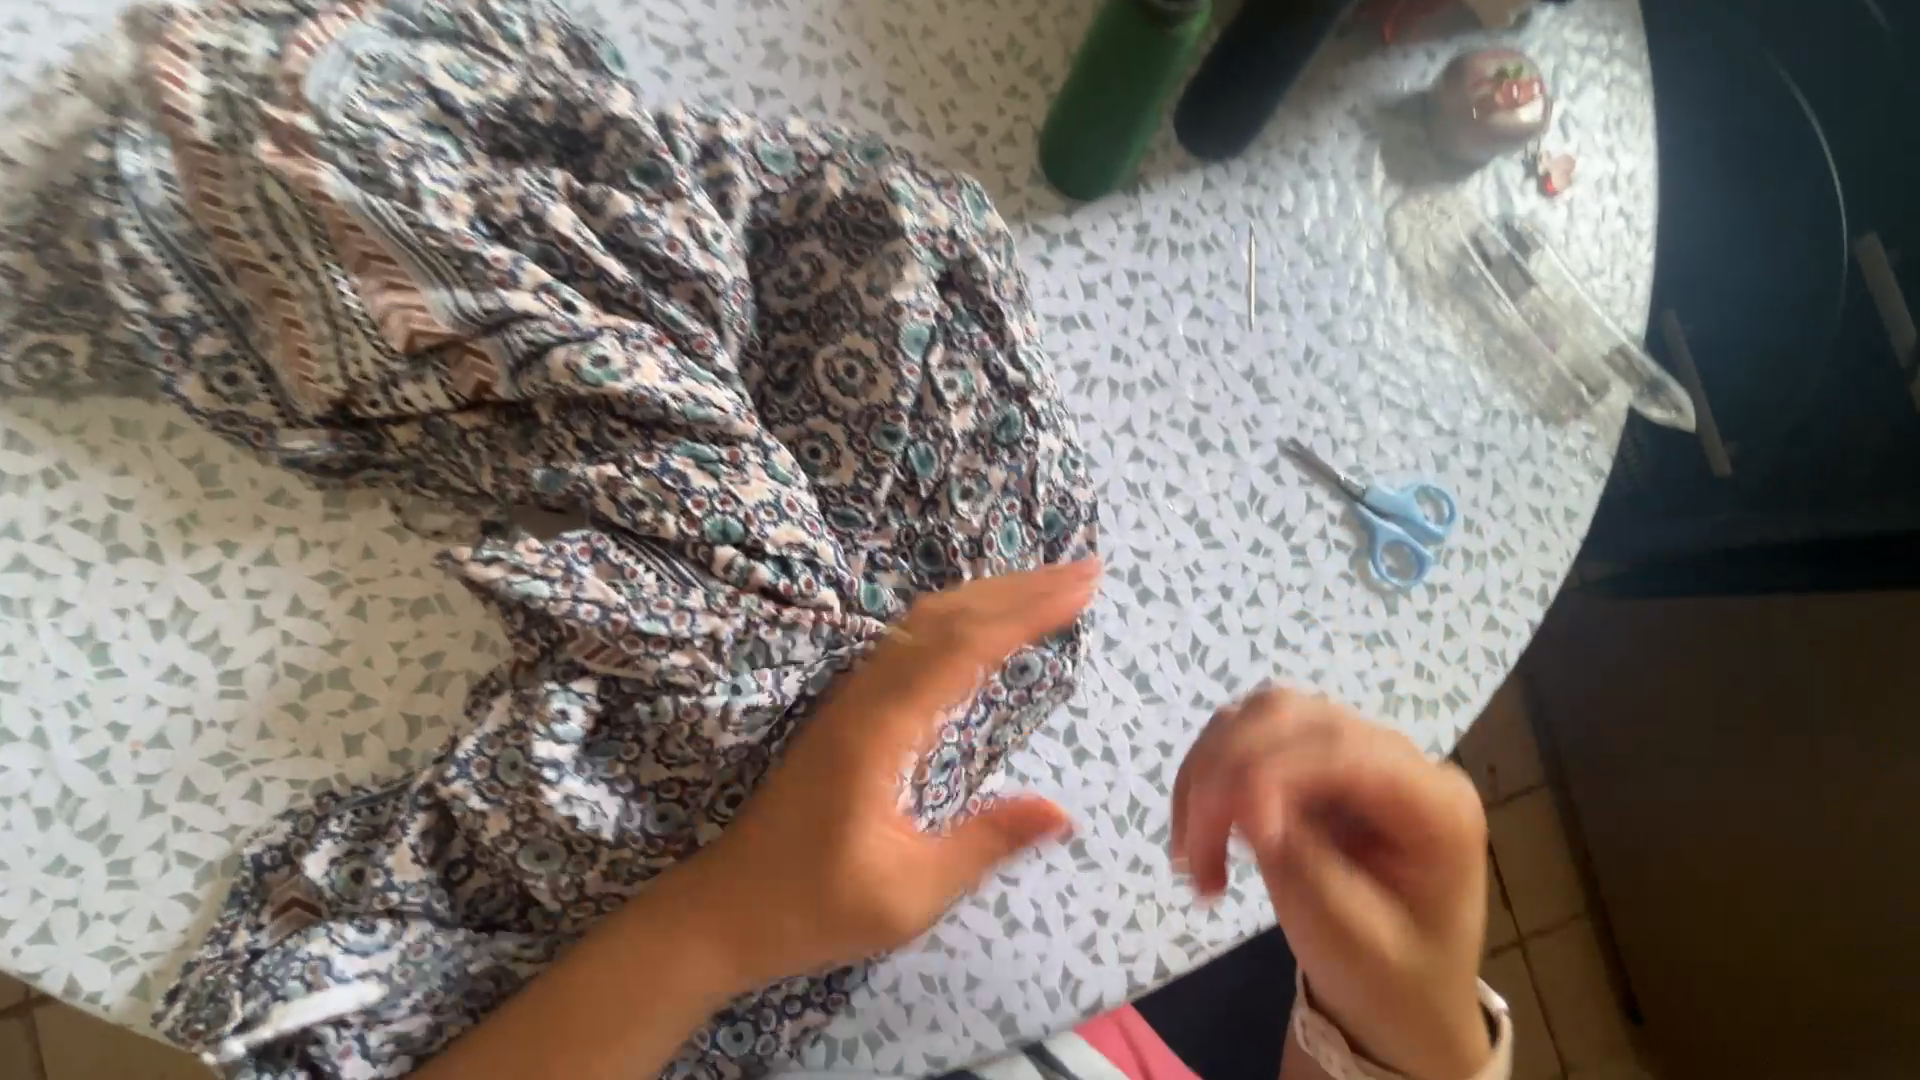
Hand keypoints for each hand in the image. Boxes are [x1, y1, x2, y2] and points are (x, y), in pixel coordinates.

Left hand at [660, 558, 1101, 986]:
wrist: (726, 907)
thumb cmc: (814, 906)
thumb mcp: (908, 894)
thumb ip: (985, 845)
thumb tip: (1061, 812)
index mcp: (881, 730)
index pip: (964, 648)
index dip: (1025, 612)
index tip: (1080, 589)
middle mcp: (866, 696)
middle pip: (946, 618)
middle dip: (1018, 589)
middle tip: (1083, 572)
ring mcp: (853, 696)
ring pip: (924, 622)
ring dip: (988, 596)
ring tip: (1046, 586)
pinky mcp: (849, 707)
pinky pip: (910, 641)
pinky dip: (959, 618)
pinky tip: (982, 624)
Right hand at [1172, 687, 1491, 1079]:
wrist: (1399, 993)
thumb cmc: (1389, 975)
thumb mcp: (1354, 937)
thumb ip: (1304, 862)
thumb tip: (1243, 806)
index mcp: (1434, 802)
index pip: (1342, 750)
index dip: (1273, 775)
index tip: (1241, 838)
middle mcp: (1393, 755)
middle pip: (1287, 717)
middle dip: (1223, 774)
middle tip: (1190, 854)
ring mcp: (1347, 747)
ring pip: (1254, 717)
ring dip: (1205, 775)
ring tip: (1190, 850)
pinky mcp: (1307, 754)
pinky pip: (1238, 735)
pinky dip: (1204, 778)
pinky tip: (1198, 829)